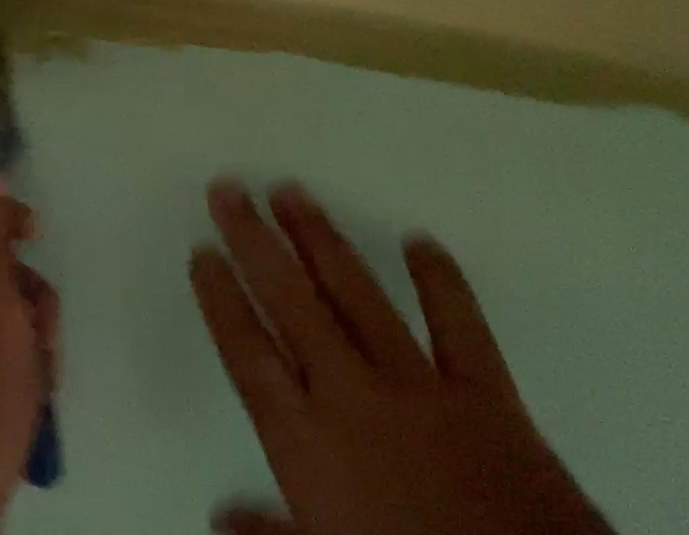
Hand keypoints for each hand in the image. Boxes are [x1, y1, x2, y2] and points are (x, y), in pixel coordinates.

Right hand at [192, 181, 614, 534]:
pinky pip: (462, 328)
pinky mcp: (486, 395)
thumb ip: (266, 529)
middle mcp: (349, 394)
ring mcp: (418, 387)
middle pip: (289, 301)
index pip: (245, 347)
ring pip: (357, 296)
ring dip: (321, 241)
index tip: (201, 249)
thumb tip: (220, 514)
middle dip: (254, 240)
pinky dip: (442, 282)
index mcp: (302, 435)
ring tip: (293, 192)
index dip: (218, 294)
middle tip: (229, 189)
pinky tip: (419, 241)